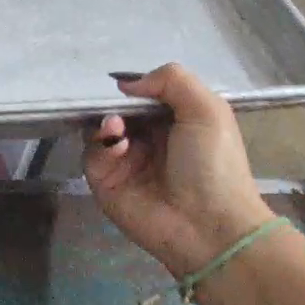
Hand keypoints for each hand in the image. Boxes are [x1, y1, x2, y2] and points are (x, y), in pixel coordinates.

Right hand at [83, 64, 273, 278]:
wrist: (206, 223)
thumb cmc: (214, 164)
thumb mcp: (208, 110)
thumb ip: (171, 80)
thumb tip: (124, 82)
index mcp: (174, 121)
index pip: (143, 96)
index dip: (132, 88)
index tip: (122, 84)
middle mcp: (147, 139)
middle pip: (115, 110)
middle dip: (112, 105)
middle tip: (116, 109)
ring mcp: (124, 161)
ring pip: (97, 130)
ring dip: (104, 124)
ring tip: (115, 129)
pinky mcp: (104, 182)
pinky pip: (90, 155)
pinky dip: (100, 147)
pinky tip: (118, 149)